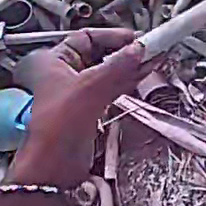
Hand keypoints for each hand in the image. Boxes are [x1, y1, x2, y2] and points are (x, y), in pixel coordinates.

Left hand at [9, 29, 151, 186]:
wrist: (53, 169)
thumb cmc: (55, 129)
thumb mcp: (90, 88)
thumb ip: (118, 66)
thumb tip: (138, 49)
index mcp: (53, 60)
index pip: (88, 36)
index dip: (113, 36)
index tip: (136, 38)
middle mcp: (64, 74)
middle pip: (101, 53)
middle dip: (126, 51)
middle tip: (148, 48)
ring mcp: (78, 92)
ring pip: (109, 71)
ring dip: (131, 66)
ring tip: (152, 58)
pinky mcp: (89, 109)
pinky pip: (112, 87)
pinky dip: (128, 80)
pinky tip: (143, 74)